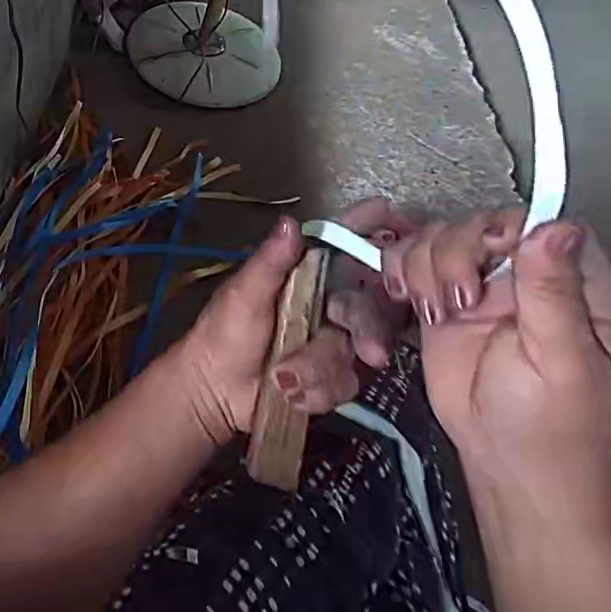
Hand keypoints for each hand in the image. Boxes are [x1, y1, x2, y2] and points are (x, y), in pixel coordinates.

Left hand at [172, 199, 415, 442]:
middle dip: (368, 328)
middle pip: (369, 306)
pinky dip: (317, 390)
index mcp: (302, 276)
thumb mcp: (244, 294)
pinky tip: (289, 391)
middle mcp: (324, 304)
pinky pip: (346, 383)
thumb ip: (271, 262)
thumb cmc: (223, 333)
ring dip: (319, 368)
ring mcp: (332, 341)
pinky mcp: (334, 377)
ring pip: (357, 350)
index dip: (368, 234)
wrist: (215, 391)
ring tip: (284, 376)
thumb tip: (290, 222)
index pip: (341, 248)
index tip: (395, 220)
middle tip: (371, 351)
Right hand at [394, 213, 610, 524]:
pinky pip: (409, 261)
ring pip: (437, 237)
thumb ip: (555, 295)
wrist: (507, 466)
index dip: (512, 226)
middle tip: (456, 301)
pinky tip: (407, 299)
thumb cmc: (555, 428)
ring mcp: (480, 289)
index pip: (547, 226)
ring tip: (433, 311)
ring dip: (423, 266)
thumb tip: (559, 228)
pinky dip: (398, 270)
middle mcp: (526, 281)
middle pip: (480, 224)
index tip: (490, 250)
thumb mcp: (564, 364)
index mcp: (577, 292)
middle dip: (454, 253)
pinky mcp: (439, 301)